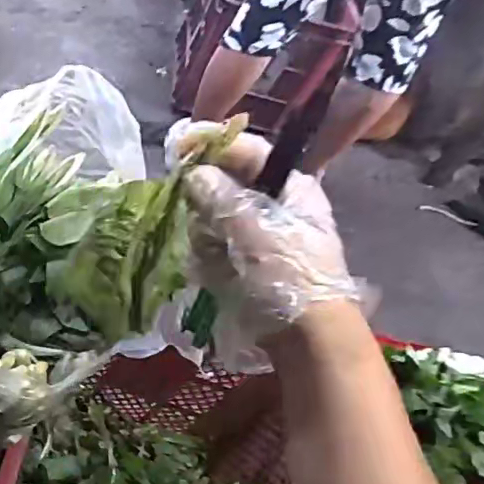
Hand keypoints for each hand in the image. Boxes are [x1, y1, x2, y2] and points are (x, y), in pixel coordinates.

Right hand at [182, 161, 357, 369]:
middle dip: (205, 200)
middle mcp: (272, 206)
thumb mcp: (256, 231)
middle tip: (197, 217)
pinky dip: (206, 257)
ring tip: (213, 257)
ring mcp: (254, 236)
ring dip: (204, 234)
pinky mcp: (240, 262)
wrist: (304, 338)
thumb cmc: (290, 278)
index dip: (215, 145)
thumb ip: (222, 197)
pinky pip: (209, 246)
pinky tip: (214, 272)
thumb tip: (193, 172)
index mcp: (290, 188)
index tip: (179, 148)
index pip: (248, 151)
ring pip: (210, 217)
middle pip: (223, 184)